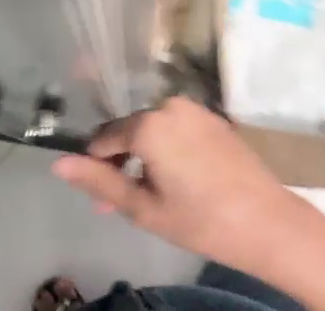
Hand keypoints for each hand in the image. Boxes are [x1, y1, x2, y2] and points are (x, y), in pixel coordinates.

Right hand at [50, 97, 324, 310]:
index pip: (105, 137)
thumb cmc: (200, 219)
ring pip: (155, 128)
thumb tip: (58, 163)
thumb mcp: (143, 207)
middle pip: (131, 129)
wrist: (267, 220)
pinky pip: (178, 127)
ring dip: (146, 154)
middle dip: (123, 160)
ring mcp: (195, 108)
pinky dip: (170, 148)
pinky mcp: (214, 118)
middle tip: (128, 201)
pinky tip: (181, 180)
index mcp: (148, 124)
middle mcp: (169, 105)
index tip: (103, 195)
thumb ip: (100, 181)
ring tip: (155, 194)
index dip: (98, 165)